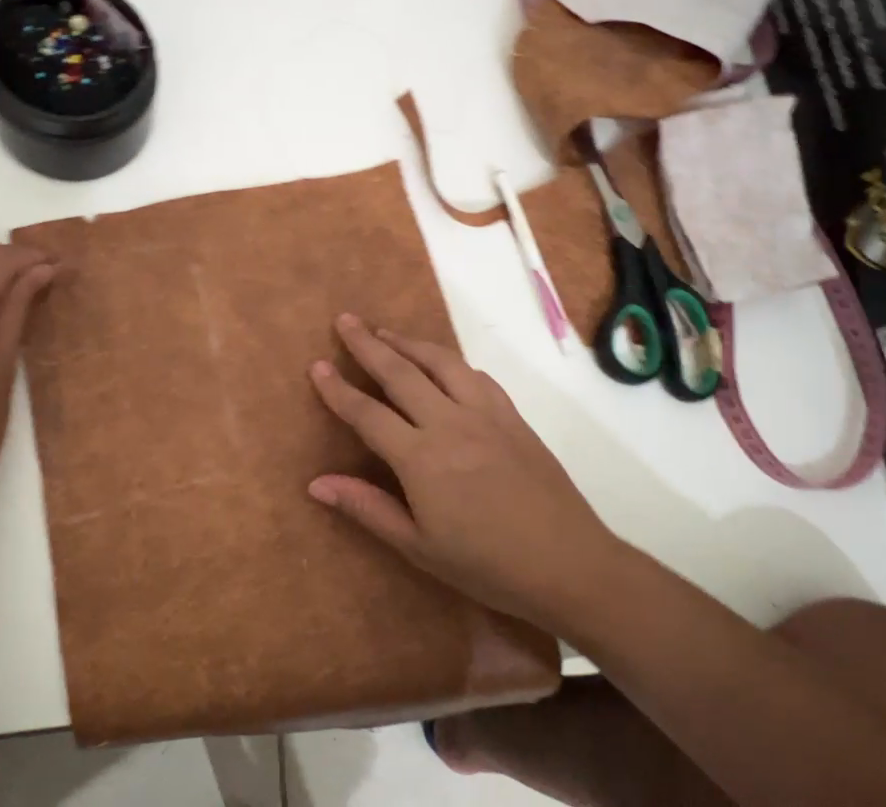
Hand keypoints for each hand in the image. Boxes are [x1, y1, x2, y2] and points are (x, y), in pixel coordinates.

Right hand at [309, 314, 621, 634]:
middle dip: (369, 344)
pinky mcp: (513, 418)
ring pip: (442, 363)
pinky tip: (444, 365)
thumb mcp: (418, 547)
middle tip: (346, 319)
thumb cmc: (486, 565)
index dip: (338, 389)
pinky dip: (451, 363)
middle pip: (401, 373)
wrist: (568, 564)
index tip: (317, 366)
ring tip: (387, 332)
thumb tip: (316, 483)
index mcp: (421, 458)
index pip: (367, 413)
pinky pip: (477, 377)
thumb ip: (368, 508)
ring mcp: (486, 415)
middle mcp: (450, 423)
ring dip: (410, 343)